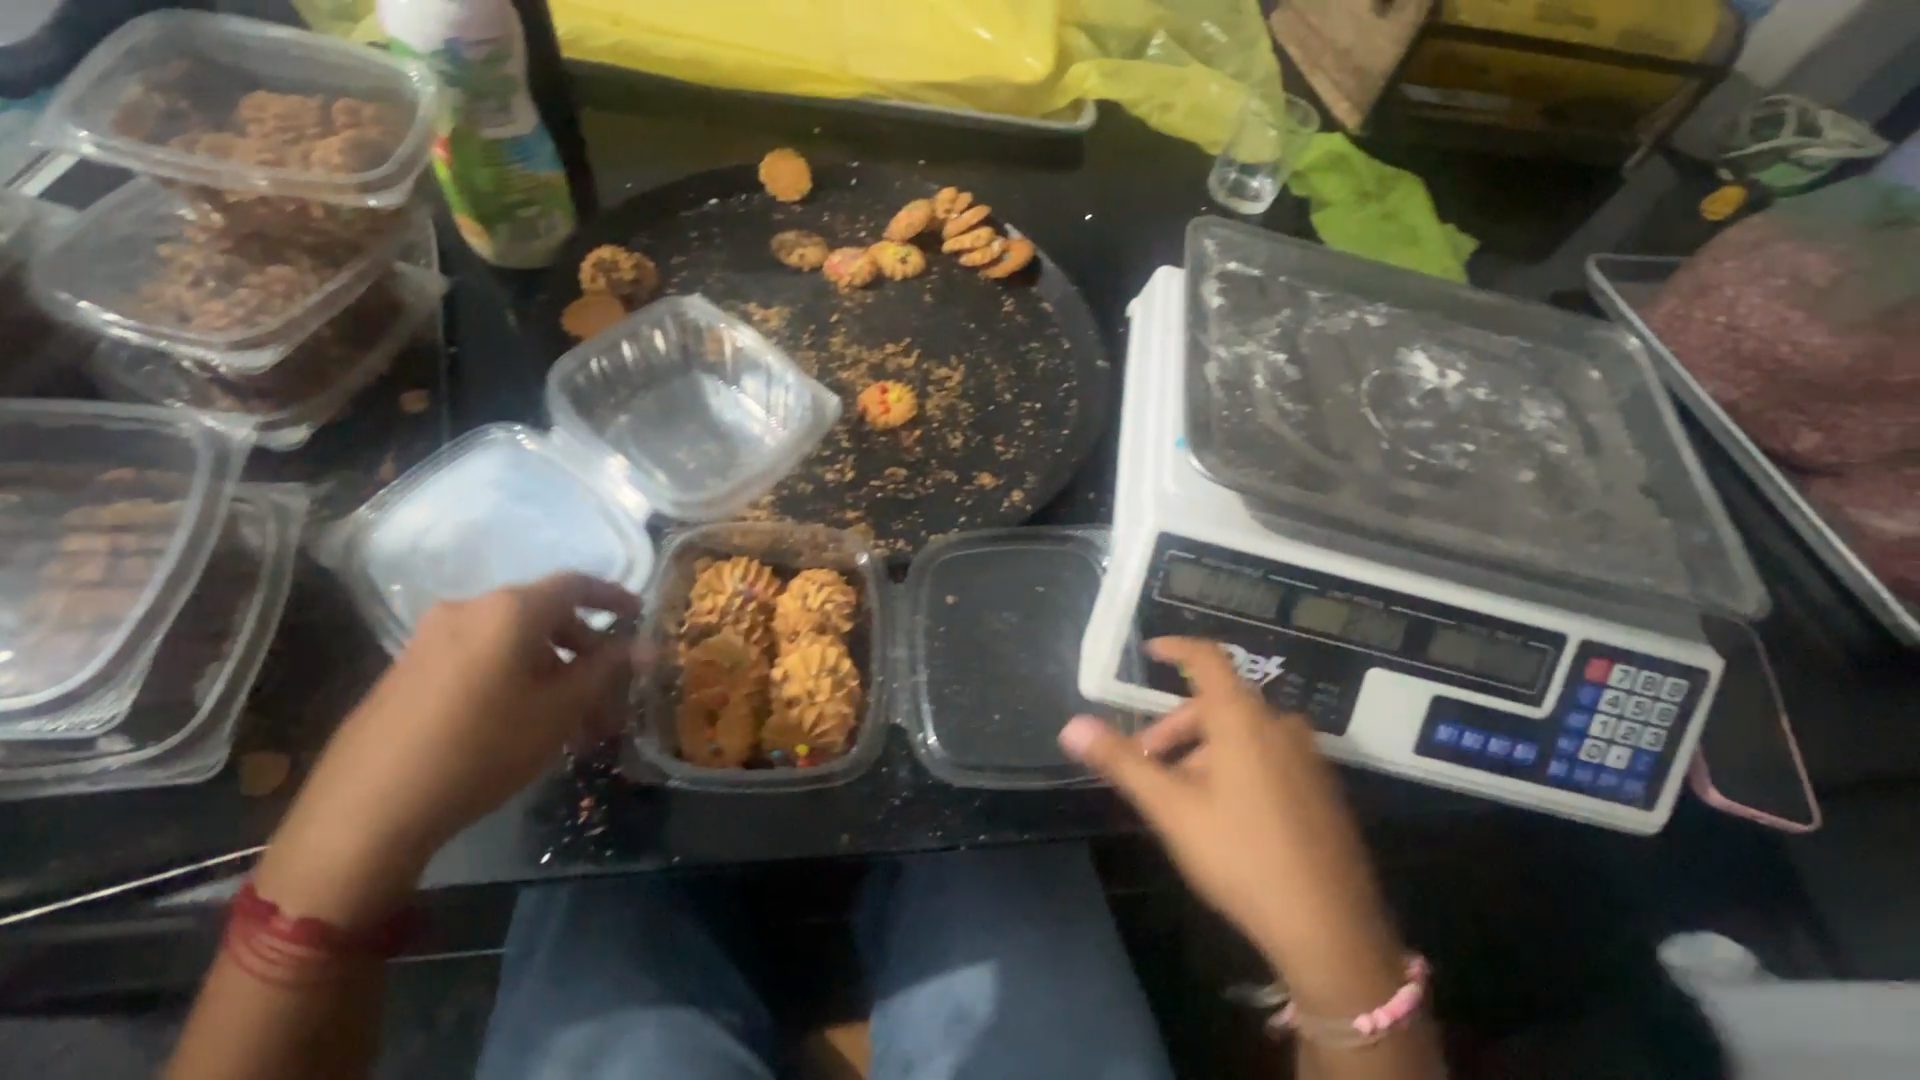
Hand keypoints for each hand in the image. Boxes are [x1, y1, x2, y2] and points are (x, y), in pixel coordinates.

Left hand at [255, 573, 638, 926]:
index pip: (575, 585)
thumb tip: (642, 646)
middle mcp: (469, 609)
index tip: (639, 616)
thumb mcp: (561, 710)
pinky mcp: (410, 670)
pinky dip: (515, 680)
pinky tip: (525, 724)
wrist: (371, 802)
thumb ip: (606, 670)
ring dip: (552, 672)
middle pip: (544, 616)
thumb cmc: (485, 745)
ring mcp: (432, 639)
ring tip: (573, 722)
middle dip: (584, 651)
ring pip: (512, 644)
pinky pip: (481, 660)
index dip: (613, 597)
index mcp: (510, 610)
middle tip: (610, 693)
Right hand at [1059, 638, 1404, 1004]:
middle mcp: (1280, 726)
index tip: (1149, 653)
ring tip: (1180, 799)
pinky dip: (1235, 767)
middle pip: (1218, 705)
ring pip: (1242, 736)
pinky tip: (1224, 817)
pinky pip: (1268, 757)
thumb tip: (1071, 725)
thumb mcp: (1170, 809)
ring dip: (1203, 753)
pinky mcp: (1322, 789)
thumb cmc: (1240, 856)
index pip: (1207, 658)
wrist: (1329, 926)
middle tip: (1145, 768)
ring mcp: (1308, 758)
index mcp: (1243, 719)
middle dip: (1174, 729)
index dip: (1176, 648)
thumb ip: (1122, 762)